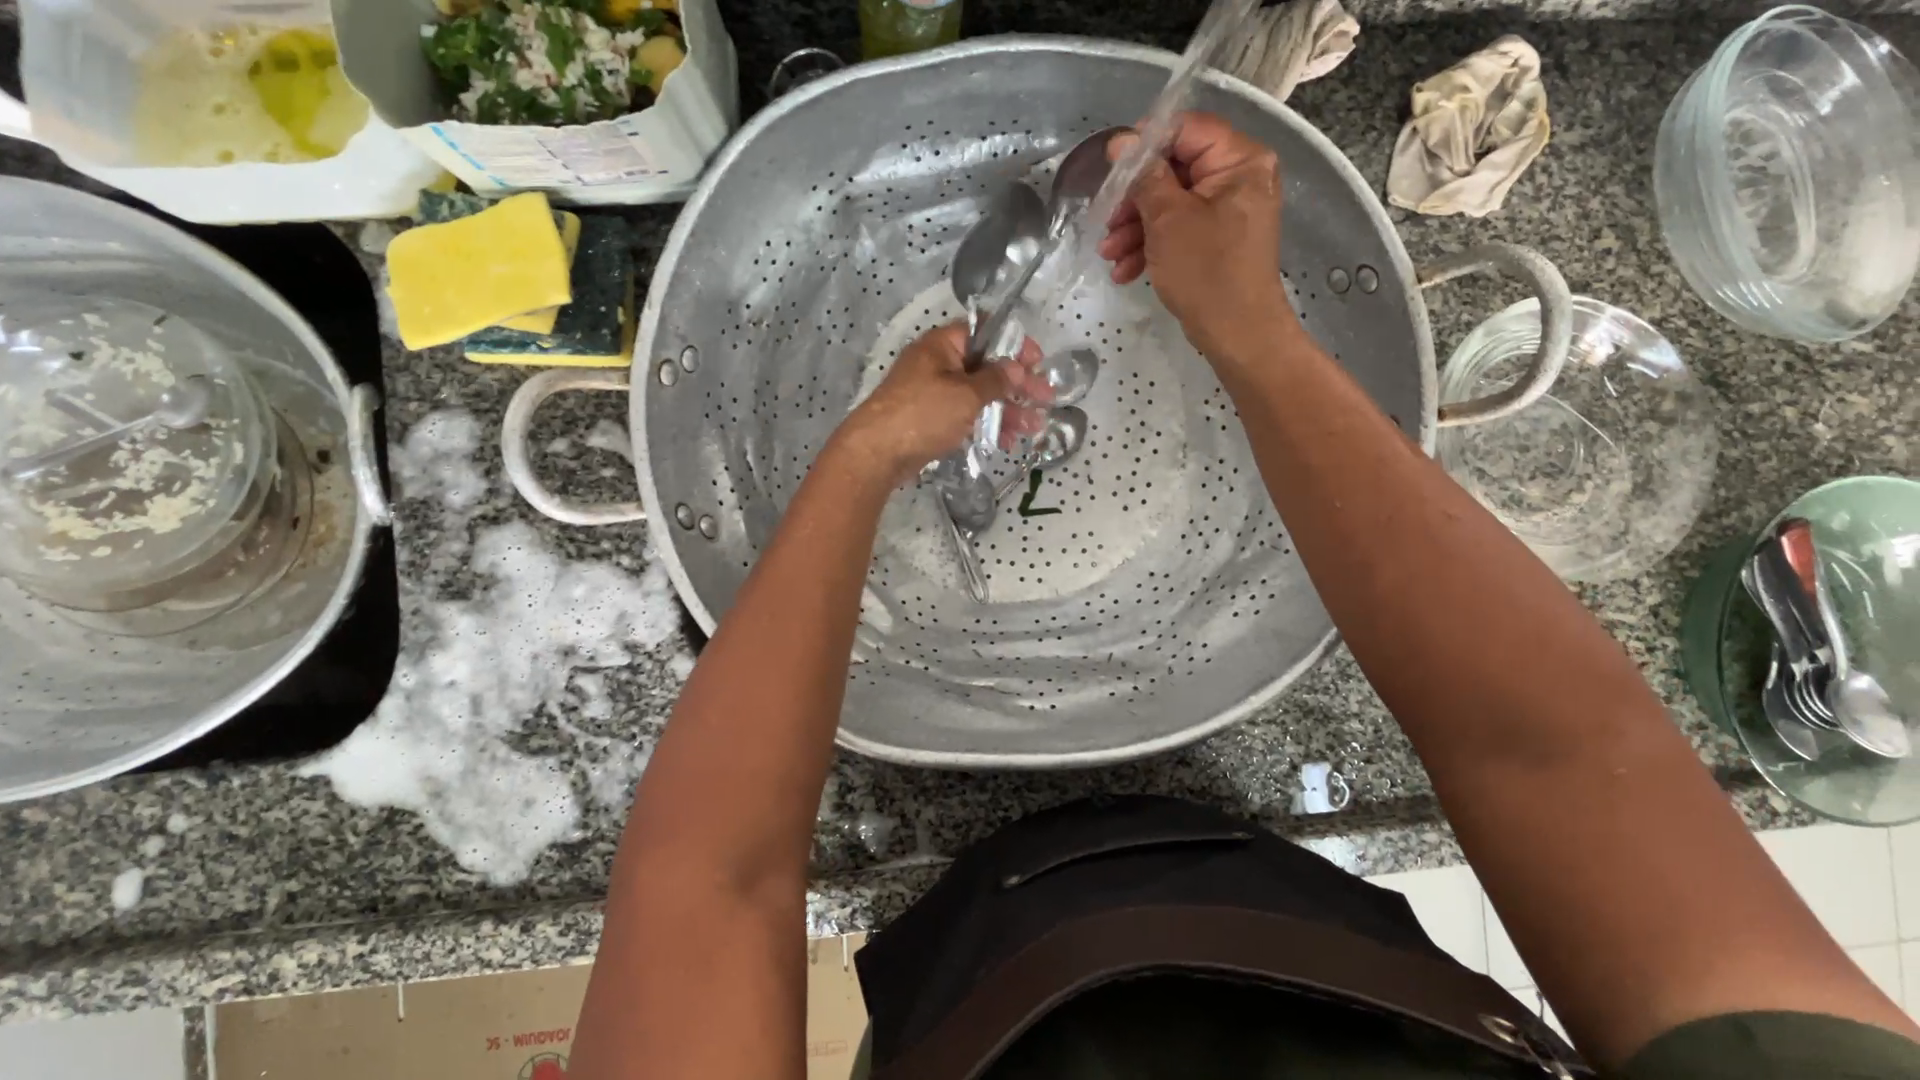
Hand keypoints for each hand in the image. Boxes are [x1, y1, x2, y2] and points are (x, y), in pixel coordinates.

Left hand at [832, 323, 1044, 486]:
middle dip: (1017, 384)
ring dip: (1007, 409)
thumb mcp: (965, 395)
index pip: (985, 332)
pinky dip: (985, 423)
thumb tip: (1016, 367)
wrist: (876, 453)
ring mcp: (933, 392)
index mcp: (943, 345)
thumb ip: (995, 380)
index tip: (1038, 363)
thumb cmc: (922, 414)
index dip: (1014, 345)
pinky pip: (965, 415)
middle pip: (986, 366)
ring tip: (1034, 427)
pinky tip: (1006, 440)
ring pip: (978, 394)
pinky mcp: (931, 418)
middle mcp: (938, 363)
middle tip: (1045, 399)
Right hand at [1098, 112, 1296, 360]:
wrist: (1238, 334)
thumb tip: (1122, 143)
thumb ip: (1144, 176)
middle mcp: (1240, 178)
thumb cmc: (1207, 272)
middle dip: (1135, 198)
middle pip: (1175, 168)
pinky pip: (1180, 228)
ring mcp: (1229, 211)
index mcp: (1240, 160)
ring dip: (1136, 227)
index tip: (1113, 167)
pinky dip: (1153, 245)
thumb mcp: (1168, 220)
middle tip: (1107, 221)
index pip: (1187, 130)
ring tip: (1109, 253)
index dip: (1146, 143)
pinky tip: (1125, 269)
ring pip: (1172, 203)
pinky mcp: (1218, 239)